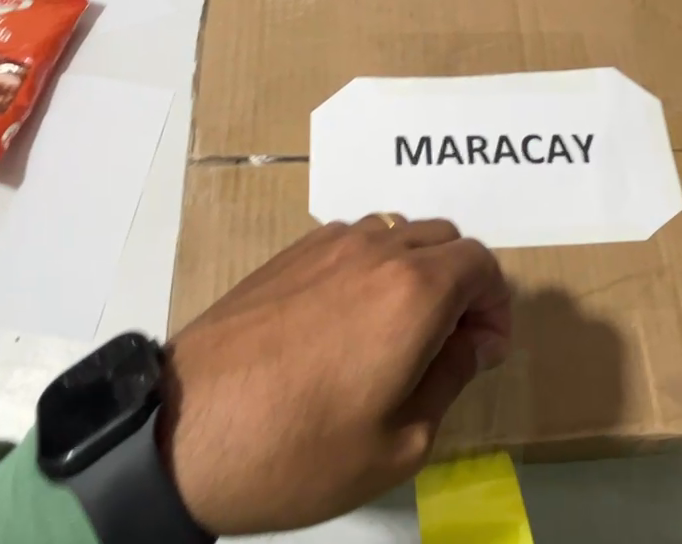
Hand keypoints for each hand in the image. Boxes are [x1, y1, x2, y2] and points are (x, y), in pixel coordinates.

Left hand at [157, 214, 512, 535]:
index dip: (496, 306)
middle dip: (462, 283)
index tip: (483, 352)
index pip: (481, 264)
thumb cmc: (302, 449)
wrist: (186, 431)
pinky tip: (348, 317)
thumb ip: (450, 378)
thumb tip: (471, 342)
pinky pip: (352, 239)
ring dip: (417, 268)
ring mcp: (326, 244)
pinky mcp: (288, 253)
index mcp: (413, 290)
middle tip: (449, 342)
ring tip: (398, 329)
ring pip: (397, 231)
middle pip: (444, 238)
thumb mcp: (400, 442)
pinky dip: (372, 264)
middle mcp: (375, 250)